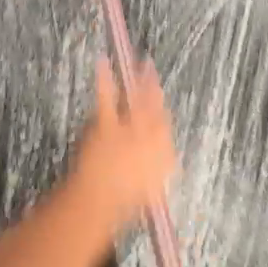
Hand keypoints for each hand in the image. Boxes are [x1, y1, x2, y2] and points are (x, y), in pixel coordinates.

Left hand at [72, 56, 176, 225]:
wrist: (102, 200)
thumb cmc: (122, 205)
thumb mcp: (147, 194)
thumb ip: (153, 176)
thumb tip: (157, 170)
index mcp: (163, 156)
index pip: (165, 130)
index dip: (161, 116)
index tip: (160, 105)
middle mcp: (151, 137)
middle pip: (156, 108)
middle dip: (155, 89)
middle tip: (154, 71)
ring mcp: (129, 127)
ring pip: (139, 99)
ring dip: (141, 78)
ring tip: (142, 61)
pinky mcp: (108, 123)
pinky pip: (108, 96)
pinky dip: (105, 78)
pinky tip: (102, 62)